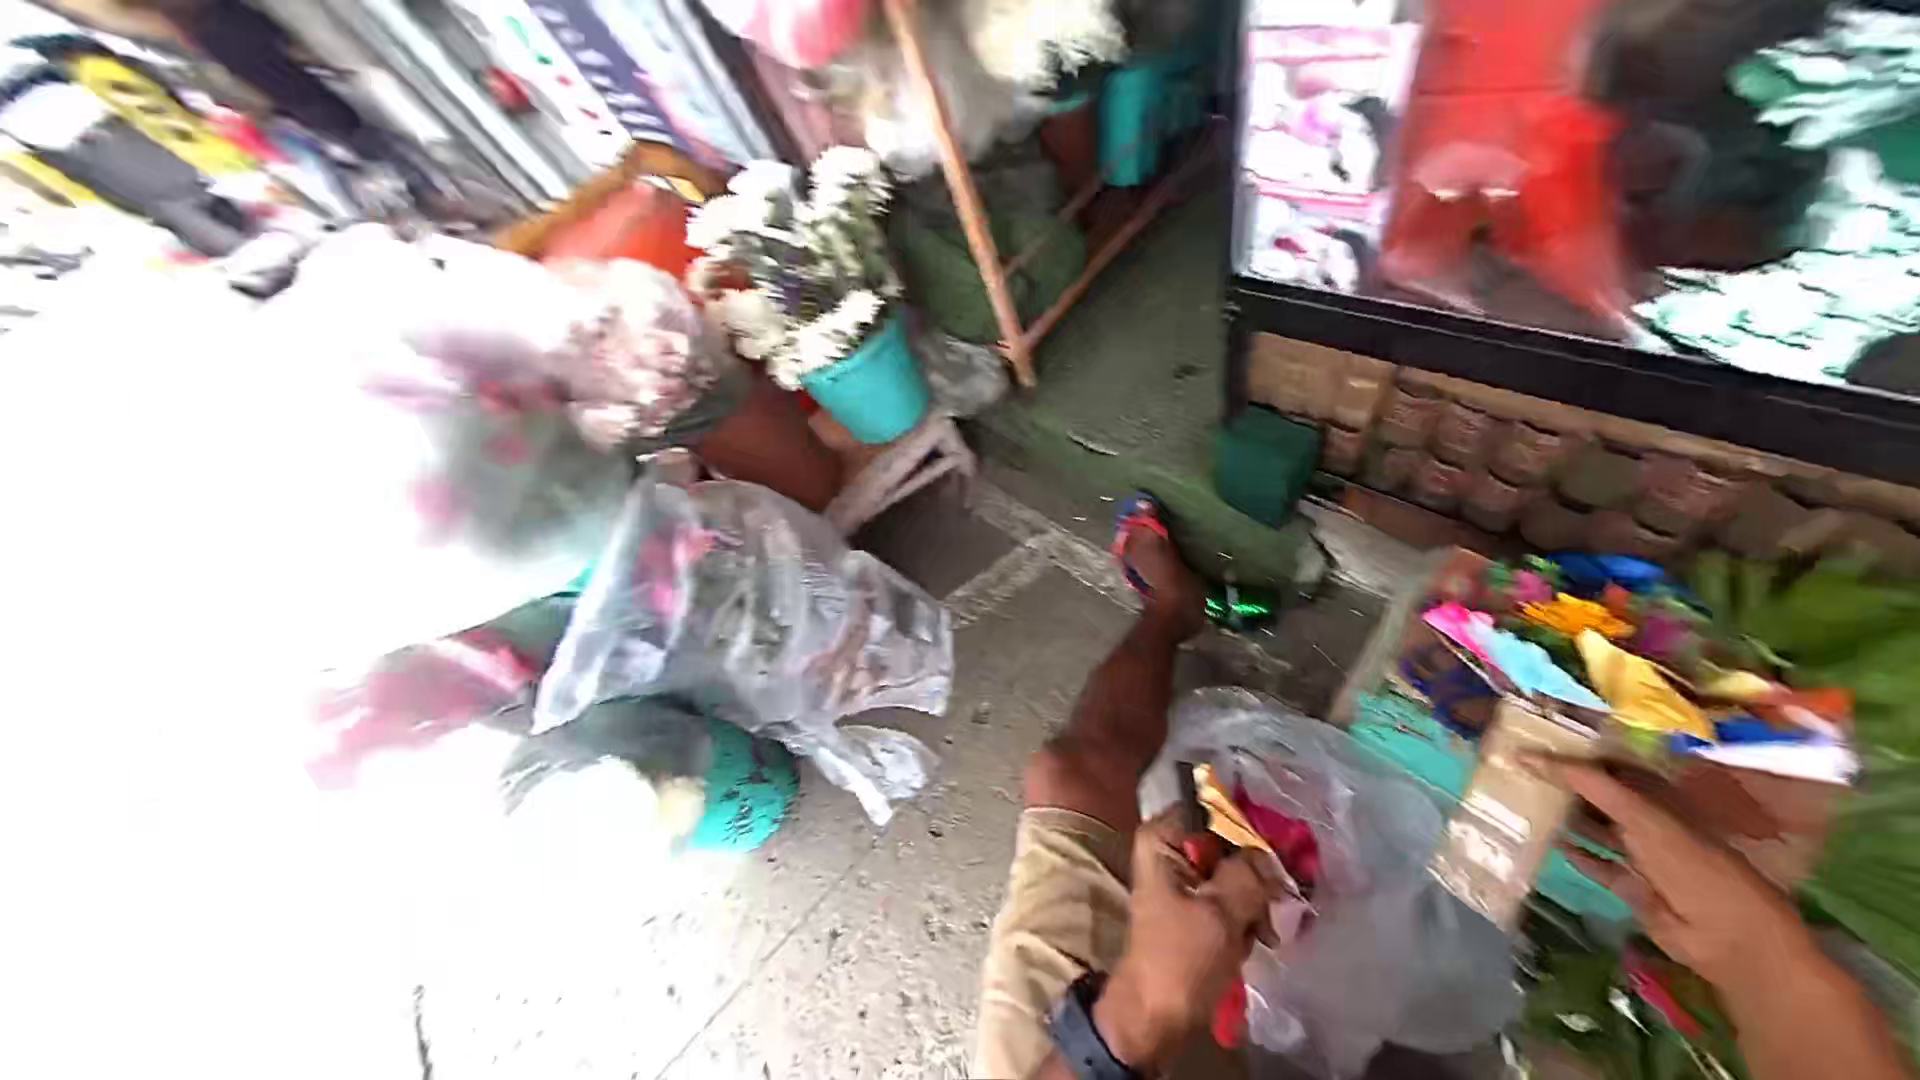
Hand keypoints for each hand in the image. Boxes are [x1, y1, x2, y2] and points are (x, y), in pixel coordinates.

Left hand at [1092, 813, 1283, 1070]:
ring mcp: (1182, 878)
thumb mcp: (1219, 914)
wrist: (1155, 1015)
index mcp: (1162, 837)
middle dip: (1256, 873)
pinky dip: (1247, 917)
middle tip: (1279, 902)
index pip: (1212, 809)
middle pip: (1227, 842)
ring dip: (1255, 901)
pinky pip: (1230, 897)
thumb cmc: (1180, 959)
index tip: (1284, 848)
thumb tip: (1272, 853)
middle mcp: (1169, 847)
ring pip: (1234, 871)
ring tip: (1265, 933)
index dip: (1249, 826)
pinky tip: (1258, 940)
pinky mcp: (1195, 905)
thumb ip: (1248, 875)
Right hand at [1543, 760, 1818, 990]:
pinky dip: (1570, 852)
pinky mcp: (1628, 885)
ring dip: (1561, 816)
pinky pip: (1592, 863)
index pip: (1610, 767)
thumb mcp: (1641, 816)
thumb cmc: (1694, 868)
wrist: (1730, 942)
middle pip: (1597, 796)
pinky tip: (1543, 840)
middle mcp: (1648, 825)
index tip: (1534, 739)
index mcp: (1659, 802)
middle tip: (1515, 768)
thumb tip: (1524, 754)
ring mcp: (1639, 856)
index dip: (1576, 754)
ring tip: (1519, 799)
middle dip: (1561, 783)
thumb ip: (1587, 783)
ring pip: (1591, 827)